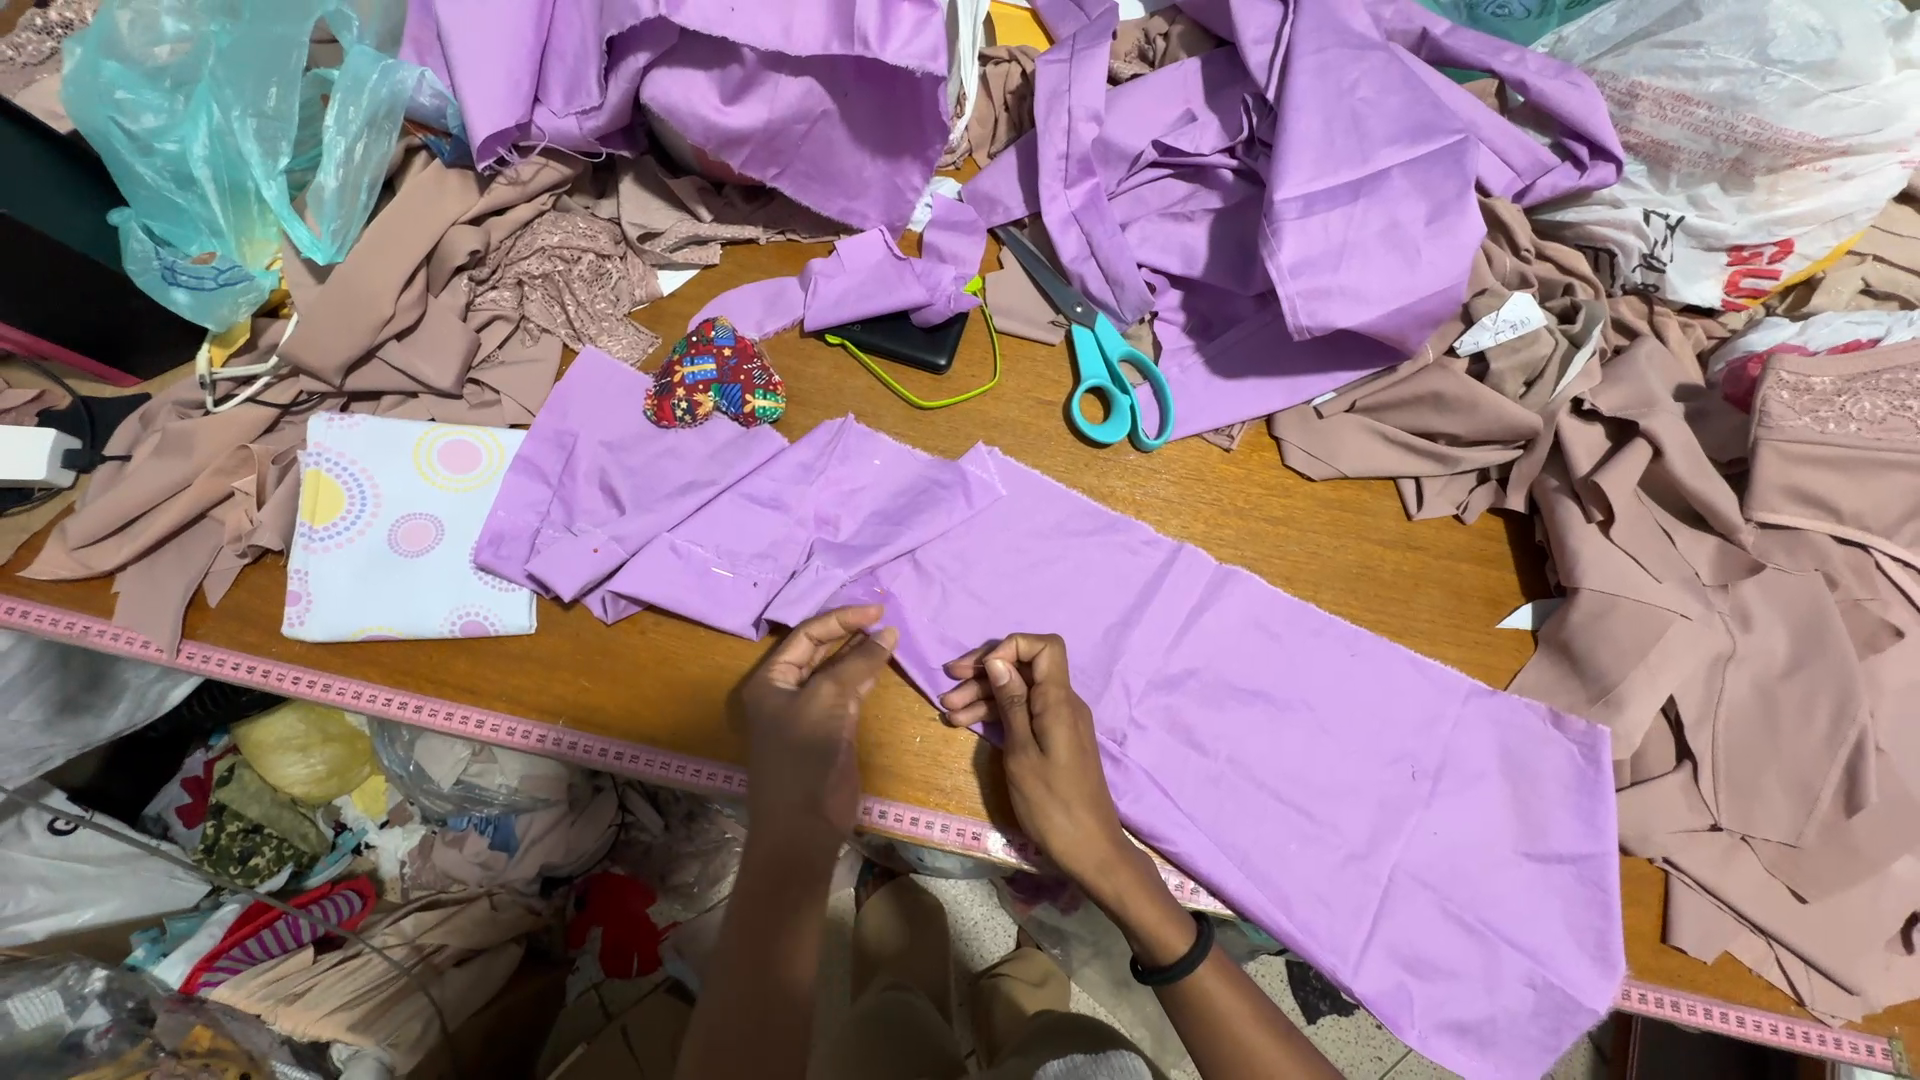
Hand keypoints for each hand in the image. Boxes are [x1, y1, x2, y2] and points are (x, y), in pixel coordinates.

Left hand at [737, 605, 897, 854]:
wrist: (804, 823)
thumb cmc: (804, 754)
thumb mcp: (827, 700)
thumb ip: (857, 663)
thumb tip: (887, 633)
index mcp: (771, 679)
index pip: (807, 634)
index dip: (841, 619)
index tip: (877, 612)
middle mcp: (787, 689)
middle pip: (820, 649)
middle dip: (850, 632)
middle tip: (885, 619)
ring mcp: (810, 710)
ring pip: (837, 670)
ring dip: (861, 652)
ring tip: (890, 635)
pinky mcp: (832, 728)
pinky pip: (849, 691)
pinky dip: (866, 675)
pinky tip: (884, 661)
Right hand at [938, 634, 1149, 901]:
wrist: (1090, 850)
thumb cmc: (1052, 805)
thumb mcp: (1022, 754)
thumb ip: (1011, 704)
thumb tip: (998, 661)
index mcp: (1059, 700)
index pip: (1044, 646)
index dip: (1010, 647)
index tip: (980, 669)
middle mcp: (1063, 702)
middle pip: (1025, 666)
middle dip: (986, 671)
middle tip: (949, 684)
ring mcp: (1058, 720)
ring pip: (1019, 690)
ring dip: (983, 695)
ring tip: (948, 711)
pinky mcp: (1054, 738)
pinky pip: (1023, 712)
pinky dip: (996, 714)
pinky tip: (966, 723)